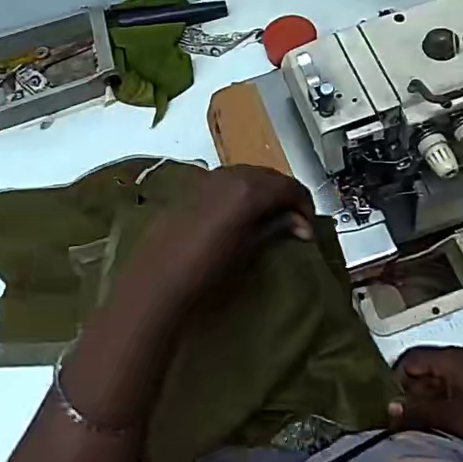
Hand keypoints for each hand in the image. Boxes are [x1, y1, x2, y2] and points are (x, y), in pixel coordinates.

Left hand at [123, 165, 315, 315]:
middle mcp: (227, 176)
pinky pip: (223, 182)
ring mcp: (204, 180)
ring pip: (244, 175)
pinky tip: (238, 216)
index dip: (303, 204)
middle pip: (267, 175)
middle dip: (283, 195)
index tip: (308, 227)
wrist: (155, 286)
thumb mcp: (250, 253)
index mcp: (247, 189)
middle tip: (293, 222)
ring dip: (260, 192)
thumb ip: (275, 229)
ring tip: (267, 220)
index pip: (288, 186)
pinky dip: (237, 193)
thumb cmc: (207, 275)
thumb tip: (298, 224)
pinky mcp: (188, 190)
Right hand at [388, 345, 462, 460]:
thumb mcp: (454, 420)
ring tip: (426, 425)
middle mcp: (460, 357)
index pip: (408, 359)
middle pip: (422, 367)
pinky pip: (453, 387)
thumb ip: (419, 412)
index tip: (393, 408)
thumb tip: (389, 408)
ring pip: (438, 379)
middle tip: (407, 420)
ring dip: (429, 400)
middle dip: (412, 392)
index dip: (396, 382)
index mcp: (450, 358)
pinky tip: (448, 424)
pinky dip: (445, 402)